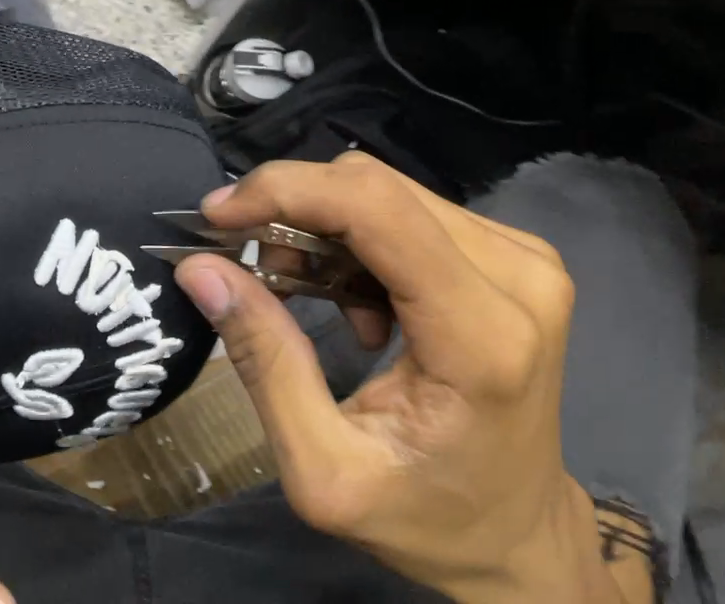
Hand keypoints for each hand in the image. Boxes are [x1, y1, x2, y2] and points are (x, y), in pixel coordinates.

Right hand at [173, 154, 626, 603]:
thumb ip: (264, 362)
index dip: (285, 191)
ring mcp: (524, 259)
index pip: (376, 210)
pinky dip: (355, 239)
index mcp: (482, 337)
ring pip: (385, 191)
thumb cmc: (427, 520)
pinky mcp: (515, 254)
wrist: (521, 538)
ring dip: (321, 227)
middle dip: (292, 210)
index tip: (216, 216)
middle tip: (252, 268)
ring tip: (306, 295)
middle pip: (374, 187)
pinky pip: (407, 209)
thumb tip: (200, 267)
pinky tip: (353, 300)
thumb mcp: (322, 470)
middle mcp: (518, 277)